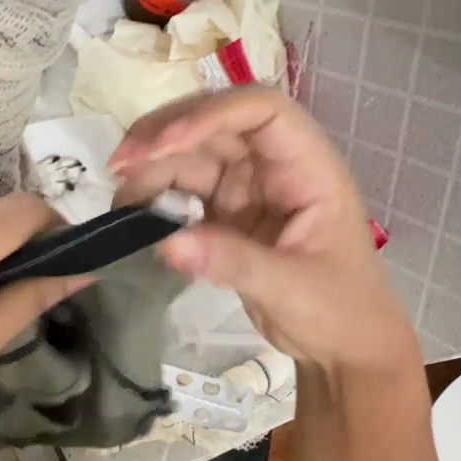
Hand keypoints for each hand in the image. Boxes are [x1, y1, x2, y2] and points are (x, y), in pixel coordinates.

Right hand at [111, 89, 419, 375]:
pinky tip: (131, 215)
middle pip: (216, 127)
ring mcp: (247, 192)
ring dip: (151, 169)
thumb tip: (167, 244)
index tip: (162, 145)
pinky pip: (183, 196)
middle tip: (119, 163)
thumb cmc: (338, 312)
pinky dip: (155, 200)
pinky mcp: (224, 219)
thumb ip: (232, 262)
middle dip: (165, 135)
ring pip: (193, 160)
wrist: (342, 347)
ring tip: (118, 200)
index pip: (261, 112)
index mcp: (307, 168)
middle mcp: (274, 169)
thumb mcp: (291, 287)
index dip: (210, 115)